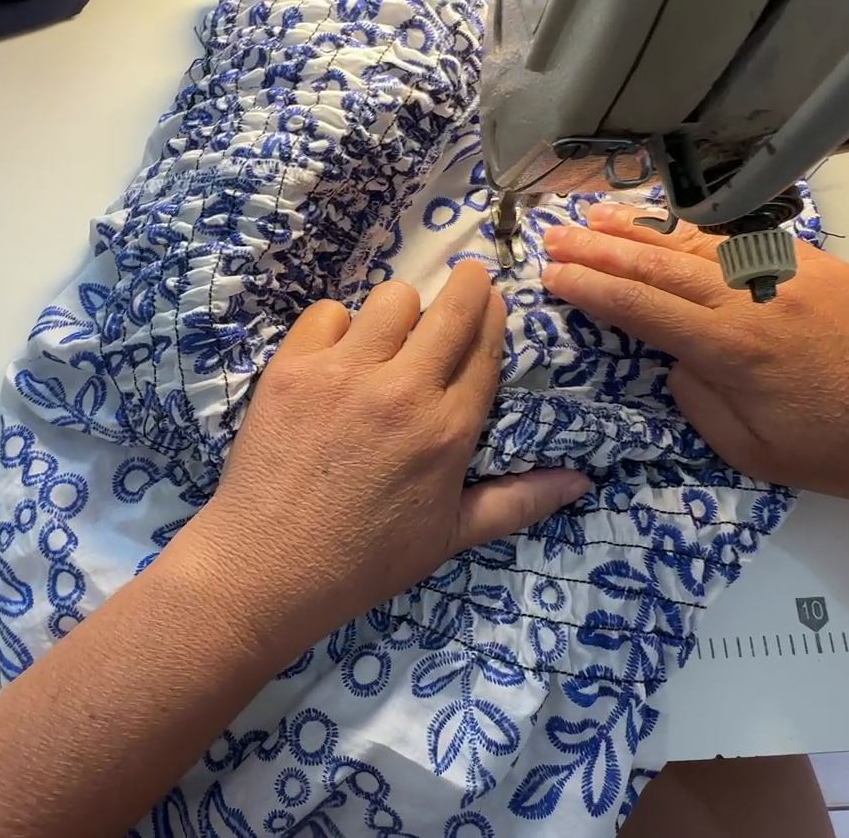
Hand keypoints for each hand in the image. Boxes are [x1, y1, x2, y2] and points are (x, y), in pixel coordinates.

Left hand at [173, 260, 588, 640]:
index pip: (486, 346)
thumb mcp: (450, 537)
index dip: (494, 313)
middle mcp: (402, 391)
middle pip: (452, 305)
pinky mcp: (292, 368)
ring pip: (392, 297)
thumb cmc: (366, 558)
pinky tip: (332, 360)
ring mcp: (343, 375)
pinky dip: (335, 329)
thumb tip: (581, 480)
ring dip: (399, 310)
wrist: (267, 568)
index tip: (492, 301)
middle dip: (467, 283)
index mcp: (448, 431)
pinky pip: (327, 313)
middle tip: (463, 281)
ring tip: (387, 338)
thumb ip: (518, 502)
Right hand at [540, 203, 848, 523]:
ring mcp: (785, 271)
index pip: (640, 307)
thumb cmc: (842, 453)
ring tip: (593, 219)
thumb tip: (674, 353)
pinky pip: (738, 240)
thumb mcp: (750, 449)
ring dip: (636, 230)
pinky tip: (665, 226)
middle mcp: (752, 296)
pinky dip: (691, 231)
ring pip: (693, 243)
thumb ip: (697, 396)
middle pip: (656, 265)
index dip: (589, 290)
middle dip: (597, 250)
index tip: (550, 276)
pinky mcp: (815, 262)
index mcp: (732, 347)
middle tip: (553, 237)